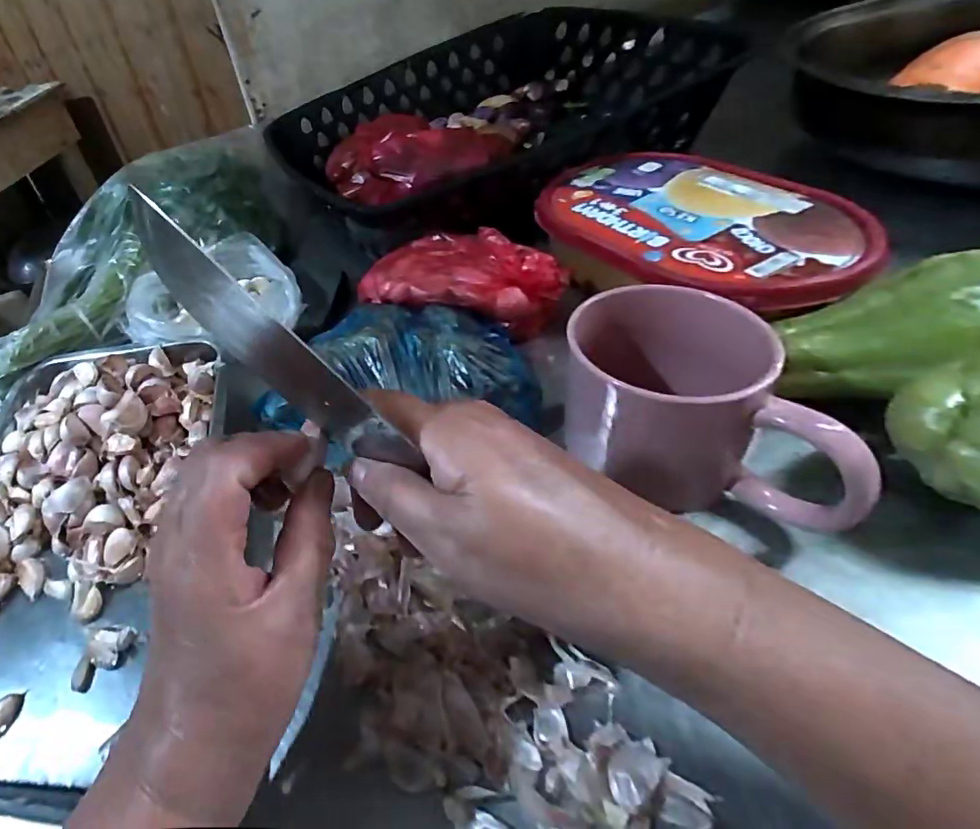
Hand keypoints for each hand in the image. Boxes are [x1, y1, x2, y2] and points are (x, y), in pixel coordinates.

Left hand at [74, 432, 332, 827]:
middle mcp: (172, 534)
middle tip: (307, 467)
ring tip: (291, 488)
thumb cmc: (249, 687)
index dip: (273, 444)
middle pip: (209, 457)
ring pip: (200, 472)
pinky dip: (231, 485)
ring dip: (246, 464)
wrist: (191, 744)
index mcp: (202, 547)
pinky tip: (265, 511)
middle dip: (261, 448)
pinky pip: (197, 496)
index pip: (228, 462)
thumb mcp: (296, 611)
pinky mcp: (171, 557)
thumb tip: (321, 476)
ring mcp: (166, 544)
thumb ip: (309, 534)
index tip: (317, 449)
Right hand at [351, 393, 704, 653]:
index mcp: (445, 423)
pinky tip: (474, 545)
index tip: (346, 491)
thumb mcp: (437, 532)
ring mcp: (507, 436)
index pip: (377, 405)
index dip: (351, 438)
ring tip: (435, 551)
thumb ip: (387, 490)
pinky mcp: (530, 461)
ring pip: (441, 458)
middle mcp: (475, 416)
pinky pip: (474, 470)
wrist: (633, 575)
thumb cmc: (523, 556)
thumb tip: (357, 462)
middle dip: (390, 480)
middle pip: (409, 436)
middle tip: (393, 538)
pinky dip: (458, 501)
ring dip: (424, 496)